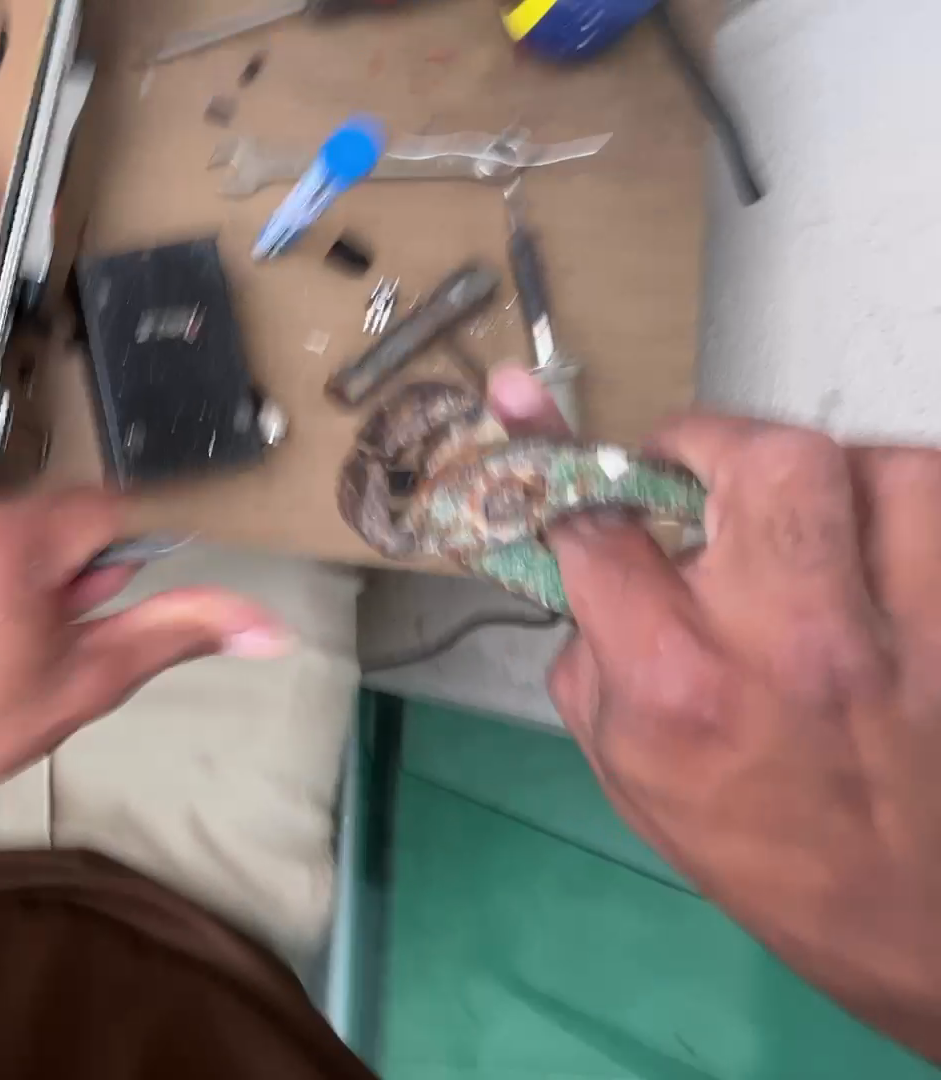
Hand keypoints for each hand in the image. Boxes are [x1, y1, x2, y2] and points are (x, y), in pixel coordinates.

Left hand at [0, 490, 288, 881]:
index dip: (115, 557)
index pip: (104, 509)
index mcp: (9, 541)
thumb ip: (177, 632)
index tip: (94, 606)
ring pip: (15, 520)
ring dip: (30, 563)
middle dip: (69, 567)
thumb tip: (268, 626)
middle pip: (56, 516)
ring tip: (5, 627)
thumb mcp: (90, 679)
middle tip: (47, 630)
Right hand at [490, 367, 940, 1058]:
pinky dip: (907, 502)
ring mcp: (920, 632)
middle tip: (685, 464)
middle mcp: (796, 640)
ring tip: (791, 506)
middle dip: (707, 441)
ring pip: (891, 467)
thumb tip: (588, 564)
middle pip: (768, 464)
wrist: (911, 925)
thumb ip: (589, 643)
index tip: (558, 474)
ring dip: (823, 471)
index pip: (601, 533)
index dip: (567, 489)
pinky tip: (873, 537)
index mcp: (676, 678)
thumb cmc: (733, 834)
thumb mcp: (609, 747)